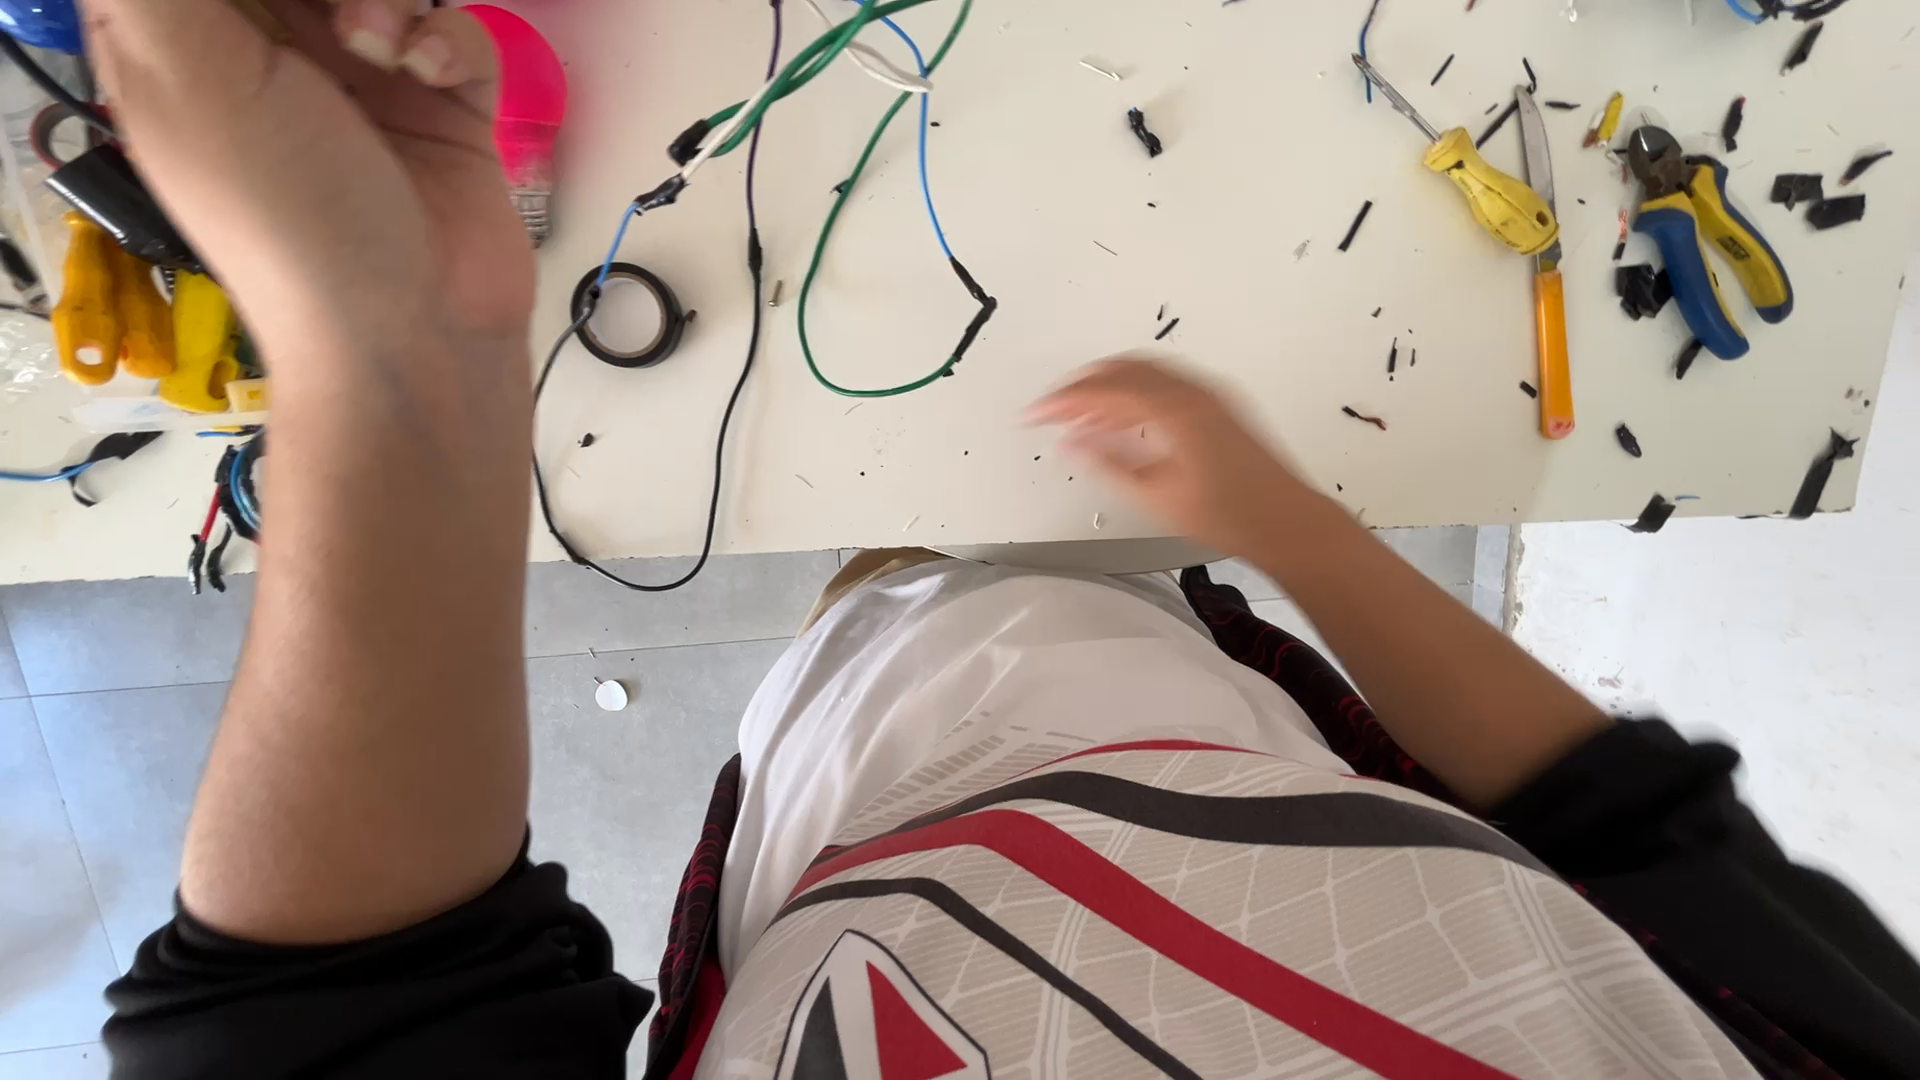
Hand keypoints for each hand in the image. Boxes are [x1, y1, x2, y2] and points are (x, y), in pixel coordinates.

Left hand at [77, 0, 530, 368]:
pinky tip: (431, 76)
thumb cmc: (292, 216)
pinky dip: (451, 43)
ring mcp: (376, 89)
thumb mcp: (184, 71)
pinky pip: (460, 40)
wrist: (416, 329)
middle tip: (339, 24)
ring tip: (387, 57)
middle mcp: (282, 56)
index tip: (272, 6)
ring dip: (389, 0)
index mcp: (188, 40)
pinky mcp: (454, 119)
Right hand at [1027, 357, 1323, 557]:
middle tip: (1053, 411)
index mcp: (1173, 407)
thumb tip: (1072, 442)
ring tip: (1080, 416)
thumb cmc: (1228, 513)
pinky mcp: (1217, 406)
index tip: (1035, 414)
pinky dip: (1133, 393)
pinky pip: (1164, 383)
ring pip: (1144, 372)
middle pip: (1123, 369)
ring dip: (1107, 387)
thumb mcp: (1155, 494)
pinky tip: (1122, 420)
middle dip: (1081, 386)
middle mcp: (1192, 391)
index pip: (1104, 389)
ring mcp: (1208, 395)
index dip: (1062, 400)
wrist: (1285, 521)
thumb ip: (1108, 462)